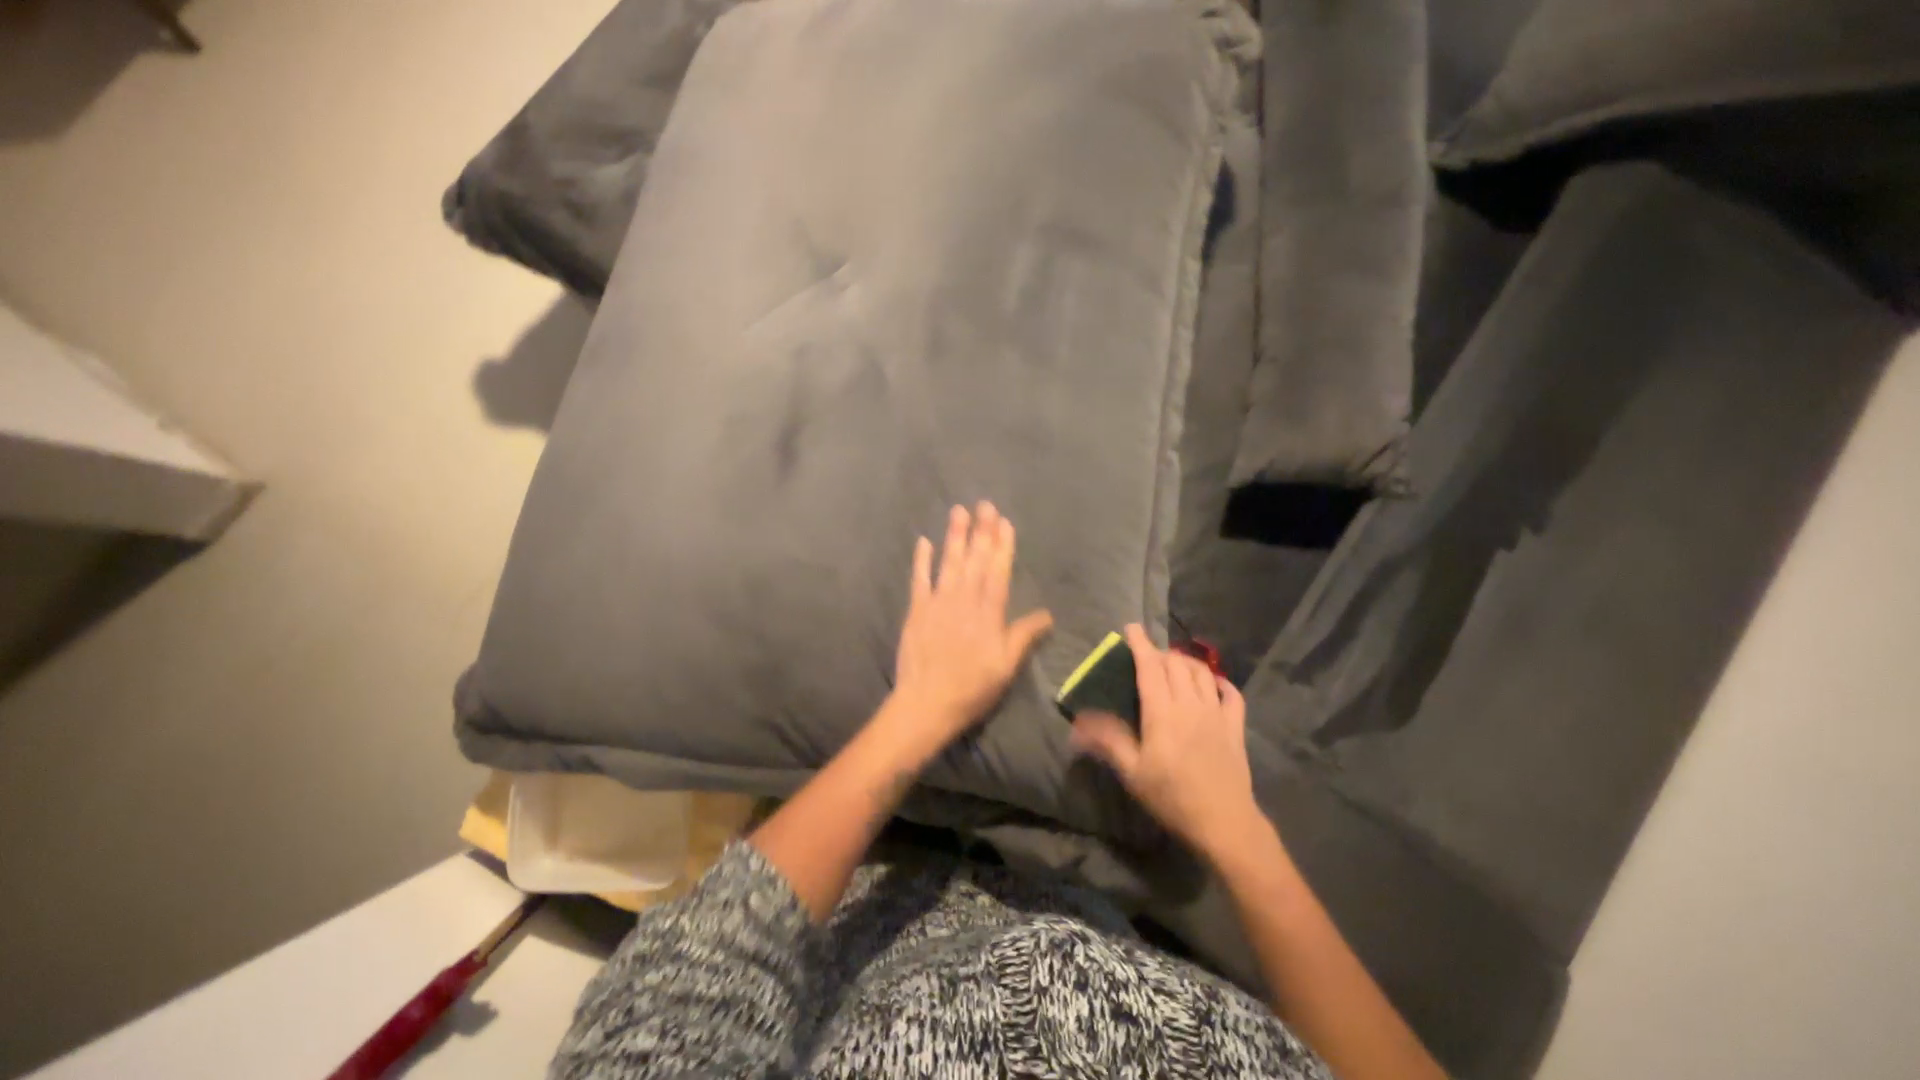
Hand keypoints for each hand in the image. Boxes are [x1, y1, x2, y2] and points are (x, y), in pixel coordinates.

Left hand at [889, 502, 1053, 753]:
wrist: (926, 703)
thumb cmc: (972, 688)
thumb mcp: (1006, 666)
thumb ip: (1024, 636)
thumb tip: (1047, 614)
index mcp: (989, 613)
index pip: (998, 571)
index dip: (1002, 546)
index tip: (1005, 522)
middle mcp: (964, 600)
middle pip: (975, 560)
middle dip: (981, 531)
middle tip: (984, 504)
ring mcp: (938, 603)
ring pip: (949, 563)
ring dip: (954, 536)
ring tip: (959, 511)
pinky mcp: (916, 611)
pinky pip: (919, 580)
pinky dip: (922, 560)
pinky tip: (924, 541)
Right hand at [1070, 624, 1262, 861]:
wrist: (1223, 821)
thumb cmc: (1171, 797)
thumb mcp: (1133, 773)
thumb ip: (1108, 741)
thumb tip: (1077, 722)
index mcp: (1162, 712)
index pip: (1150, 667)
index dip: (1139, 644)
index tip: (1131, 628)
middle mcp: (1191, 704)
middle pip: (1176, 664)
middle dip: (1160, 653)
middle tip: (1146, 657)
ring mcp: (1217, 713)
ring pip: (1202, 673)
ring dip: (1186, 663)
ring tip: (1173, 666)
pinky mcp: (1235, 726)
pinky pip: (1231, 694)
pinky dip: (1220, 682)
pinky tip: (1213, 684)